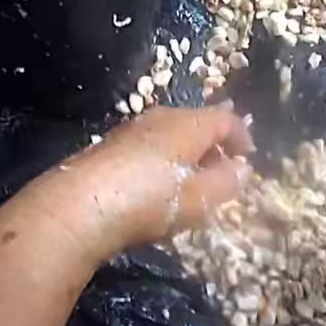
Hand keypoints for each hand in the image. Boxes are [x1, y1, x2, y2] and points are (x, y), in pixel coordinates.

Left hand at [18, 105, 253, 263]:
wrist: (78, 207)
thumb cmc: (150, 200)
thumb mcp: (199, 198)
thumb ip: (226, 181)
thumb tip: (242, 167)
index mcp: (188, 124)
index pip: (225, 119)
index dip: (241, 137)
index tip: (248, 158)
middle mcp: (160, 118)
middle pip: (196, 122)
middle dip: (214, 144)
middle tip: (223, 168)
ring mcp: (131, 130)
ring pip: (170, 134)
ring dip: (187, 153)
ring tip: (192, 179)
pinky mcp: (108, 148)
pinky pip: (149, 147)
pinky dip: (164, 160)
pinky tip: (157, 184)